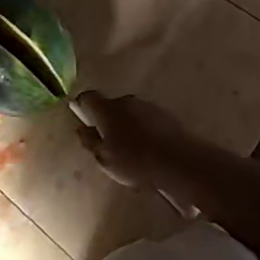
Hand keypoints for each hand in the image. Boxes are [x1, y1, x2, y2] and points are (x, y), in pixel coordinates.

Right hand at [71, 91, 193, 190]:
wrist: (178, 161)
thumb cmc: (134, 161)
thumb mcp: (104, 158)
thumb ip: (89, 141)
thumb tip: (81, 128)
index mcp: (106, 109)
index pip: (88, 97)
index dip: (83, 106)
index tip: (84, 122)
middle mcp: (126, 101)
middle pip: (110, 106)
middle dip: (108, 121)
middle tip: (110, 144)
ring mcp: (147, 106)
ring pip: (130, 113)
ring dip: (128, 126)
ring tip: (132, 150)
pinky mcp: (165, 115)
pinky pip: (147, 120)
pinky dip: (144, 130)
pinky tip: (149, 150)